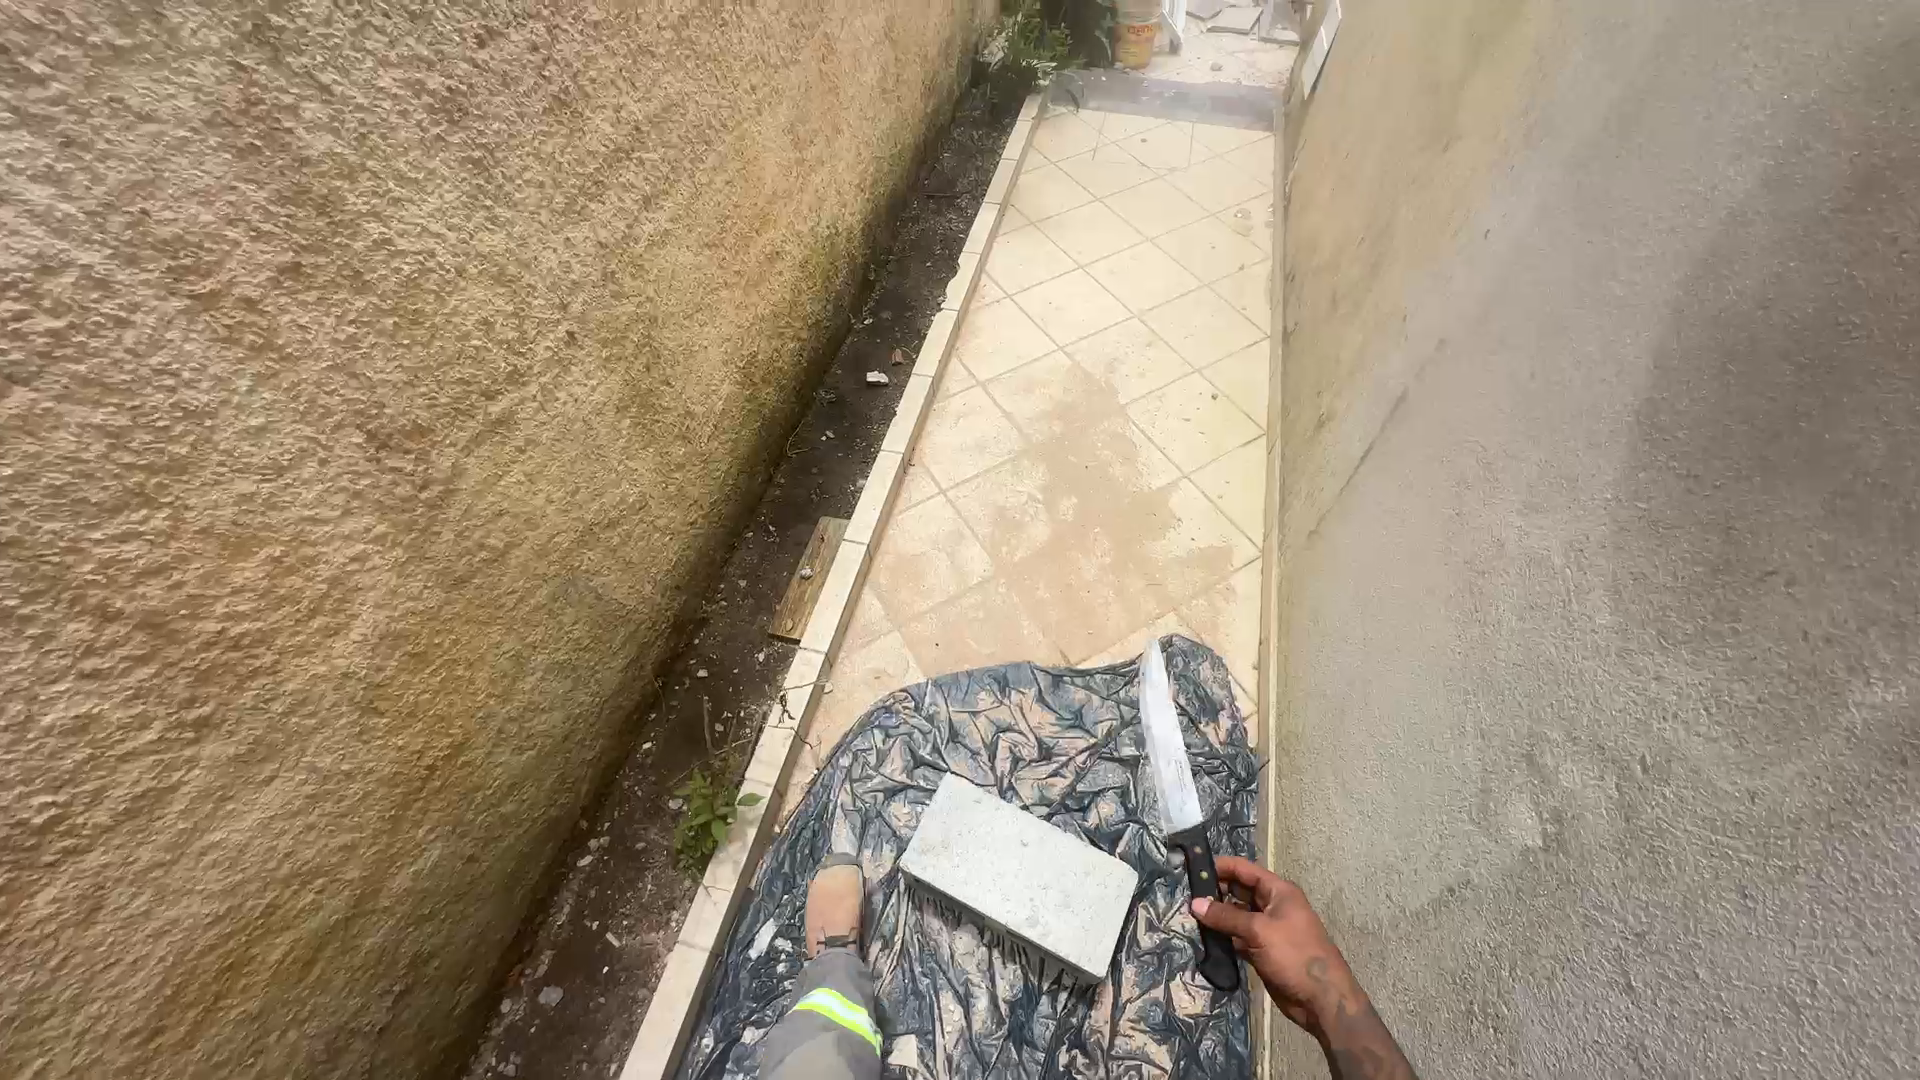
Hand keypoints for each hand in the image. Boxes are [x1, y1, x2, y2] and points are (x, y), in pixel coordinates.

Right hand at [1189, 856, 1359, 1036]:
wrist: (1322, 1002)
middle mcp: (1272, 905)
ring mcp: (1267, 929)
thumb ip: (1225, 916)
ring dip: (1217, 916)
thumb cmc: (1295, 955)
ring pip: (1236, 915)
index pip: (1244, 869)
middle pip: (1238, 891)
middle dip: (1215, 892)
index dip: (1220, 866)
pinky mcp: (1262, 950)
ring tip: (1189, 915)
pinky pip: (1237, 936)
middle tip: (1186, 895)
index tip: (1193, 868)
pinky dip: (1223, 936)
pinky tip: (1203, 936)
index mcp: (1278, 891)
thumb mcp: (1258, 931)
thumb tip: (1194, 904)